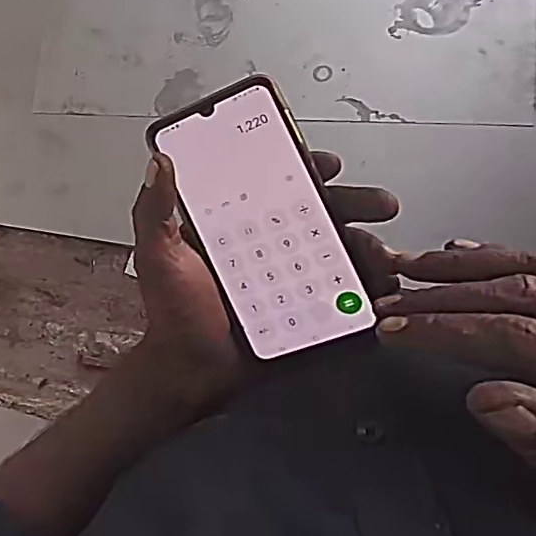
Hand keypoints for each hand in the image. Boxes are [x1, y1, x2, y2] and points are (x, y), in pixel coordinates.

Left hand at [129, 150, 398, 408]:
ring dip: (364, 247)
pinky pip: (339, 293)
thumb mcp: (159, 256)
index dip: (302, 169)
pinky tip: (377, 289)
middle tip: (380, 205)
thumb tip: (160, 163)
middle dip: (353, 204)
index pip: (273, 186)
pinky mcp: (303, 309)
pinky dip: (362, 288)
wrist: (191, 372)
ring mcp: (286, 278)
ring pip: (335, 251)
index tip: (327, 164)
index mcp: (234, 227)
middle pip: (316, 213)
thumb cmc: (172, 315)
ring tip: (381, 255)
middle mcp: (264, 246)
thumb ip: (155, 210)